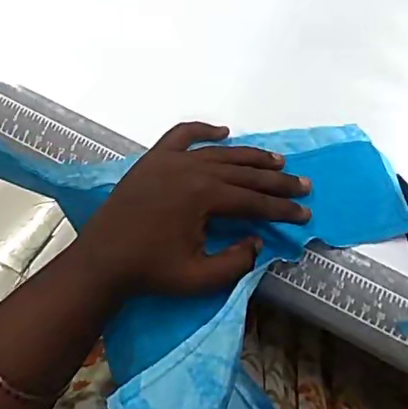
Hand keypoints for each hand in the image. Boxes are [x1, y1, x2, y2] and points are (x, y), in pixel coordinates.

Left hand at [72, 122, 309, 298]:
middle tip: (303, 184)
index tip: (304, 213)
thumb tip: (257, 240)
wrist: (102, 258)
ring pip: (220, 153)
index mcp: (203, 196)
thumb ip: (236, 262)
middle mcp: (191, 169)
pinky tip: (223, 132)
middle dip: (276, 181)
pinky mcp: (153, 158)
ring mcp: (170, 160)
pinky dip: (203, 130)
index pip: (252, 200)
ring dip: (250, 156)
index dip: (281, 209)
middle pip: (243, 173)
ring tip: (277, 161)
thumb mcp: (198, 278)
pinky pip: (182, 135)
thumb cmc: (149, 271)